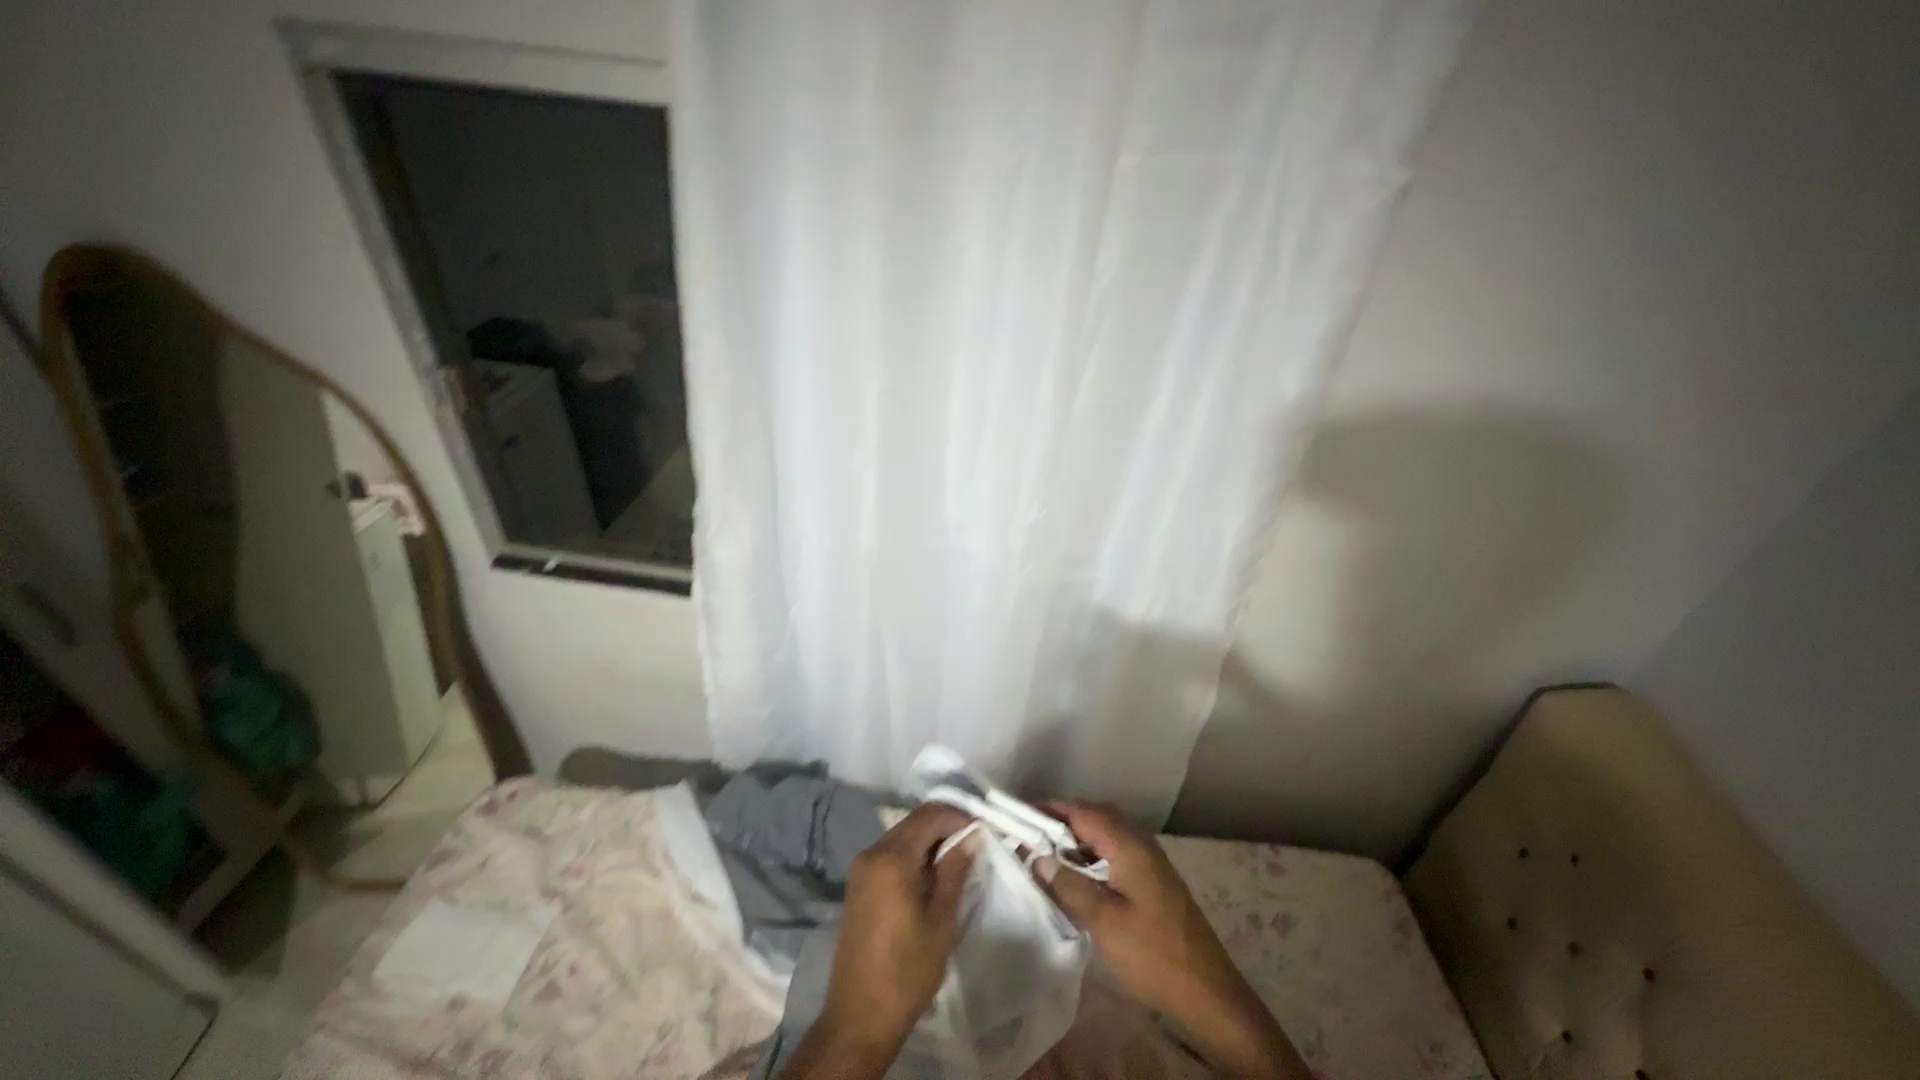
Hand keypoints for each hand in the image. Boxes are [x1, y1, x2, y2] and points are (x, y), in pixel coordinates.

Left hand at [785, 802, 973, 1079]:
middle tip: (977, 848)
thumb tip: (972, 836)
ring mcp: (861, 870)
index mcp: (891, 858)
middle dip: (946, 829)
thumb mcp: (942, 919)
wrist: (860, 1015)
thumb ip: (955, 871)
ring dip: (931, 844)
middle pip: (914, 823)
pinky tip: (934, 881)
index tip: (986, 834)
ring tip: (960, 866)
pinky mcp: (858, 887)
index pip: (930, 815)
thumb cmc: (907, 969)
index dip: (960, 818)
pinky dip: (914, 859)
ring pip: (902, 839)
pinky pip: (891, 857)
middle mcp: (871, 854)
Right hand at [1037, 801, 1311, 1079]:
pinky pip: (1118, 852)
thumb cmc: (1152, 954)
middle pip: (1098, 816)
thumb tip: (1039, 857)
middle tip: (1029, 832)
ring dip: (1078, 837)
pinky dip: (1093, 853)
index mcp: (1130, 847)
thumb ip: (1069, 885)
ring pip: (1109, 834)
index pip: (1084, 812)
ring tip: (1046, 852)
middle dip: (1063, 819)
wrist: (1206, 990)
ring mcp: (1152, 863)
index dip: (1050, 810)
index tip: (1017, 815)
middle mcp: (1142, 845)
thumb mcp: (1103, 921)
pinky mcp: (1154, 882)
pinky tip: (1077, 875)